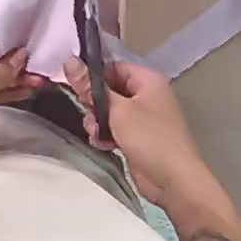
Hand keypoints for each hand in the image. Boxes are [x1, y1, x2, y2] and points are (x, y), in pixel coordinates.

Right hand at [64, 58, 209, 204]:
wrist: (173, 180)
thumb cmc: (148, 137)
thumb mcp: (117, 110)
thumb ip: (91, 87)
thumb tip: (68, 60)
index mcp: (148, 80)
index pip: (112, 68)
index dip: (92, 76)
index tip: (75, 88)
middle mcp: (146, 95)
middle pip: (108, 90)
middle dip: (93, 104)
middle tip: (89, 116)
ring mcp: (141, 116)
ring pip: (107, 111)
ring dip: (97, 122)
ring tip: (96, 134)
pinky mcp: (136, 136)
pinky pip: (113, 127)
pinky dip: (104, 134)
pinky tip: (101, 144)